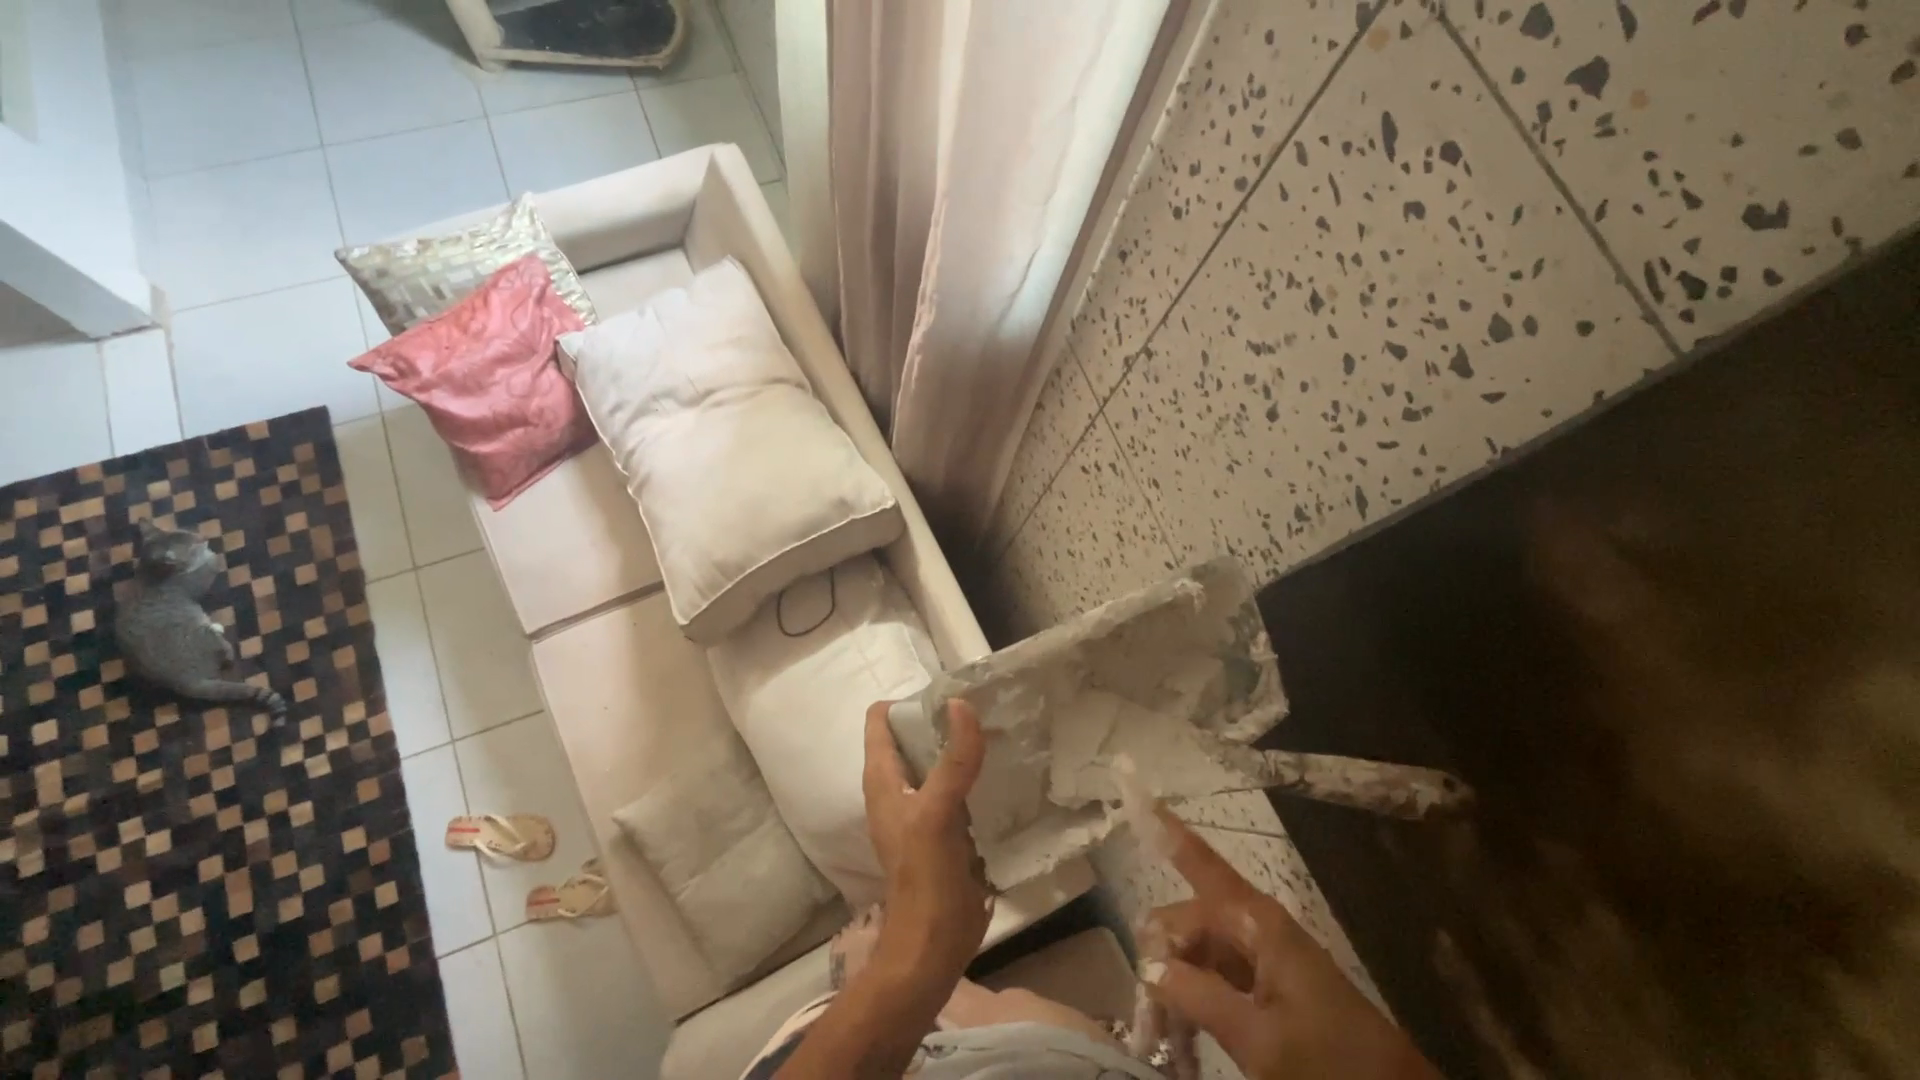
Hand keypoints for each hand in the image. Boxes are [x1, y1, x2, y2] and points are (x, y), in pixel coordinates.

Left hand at [860, 699, 992, 1005]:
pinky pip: (959, 790)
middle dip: (944, 721)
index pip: (881, 720)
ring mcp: (922, 811)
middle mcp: (898, 789)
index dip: (909, 701)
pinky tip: (1005, 773)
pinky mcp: (945, 832)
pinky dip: (976, 778)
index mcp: (882, 779)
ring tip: (1001, 733)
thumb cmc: (924, 877)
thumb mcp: (937, 812)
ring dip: (963, 749)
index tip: (950, 695)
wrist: (933, 945)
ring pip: (939, 763)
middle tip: (986, 709)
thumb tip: (961, 703)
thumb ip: (953, 760)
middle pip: (914, 737)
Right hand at [1140, 808, 1439, 1079]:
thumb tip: (1149, 965)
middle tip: (1147, 1020)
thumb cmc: (1331, 1062)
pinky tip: (1178, 1040)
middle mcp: (1255, 927)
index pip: (1199, 862)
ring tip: (1158, 1038)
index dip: (1164, 829)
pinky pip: (1213, 979)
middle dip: (1158, 959)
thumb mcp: (1260, 1038)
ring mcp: (1260, 956)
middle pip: (1185, 921)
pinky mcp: (1265, 986)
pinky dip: (1192, 1004)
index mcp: (1257, 922)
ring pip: (1195, 954)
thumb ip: (1199, 996)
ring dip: (1173, 989)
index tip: (1133, 789)